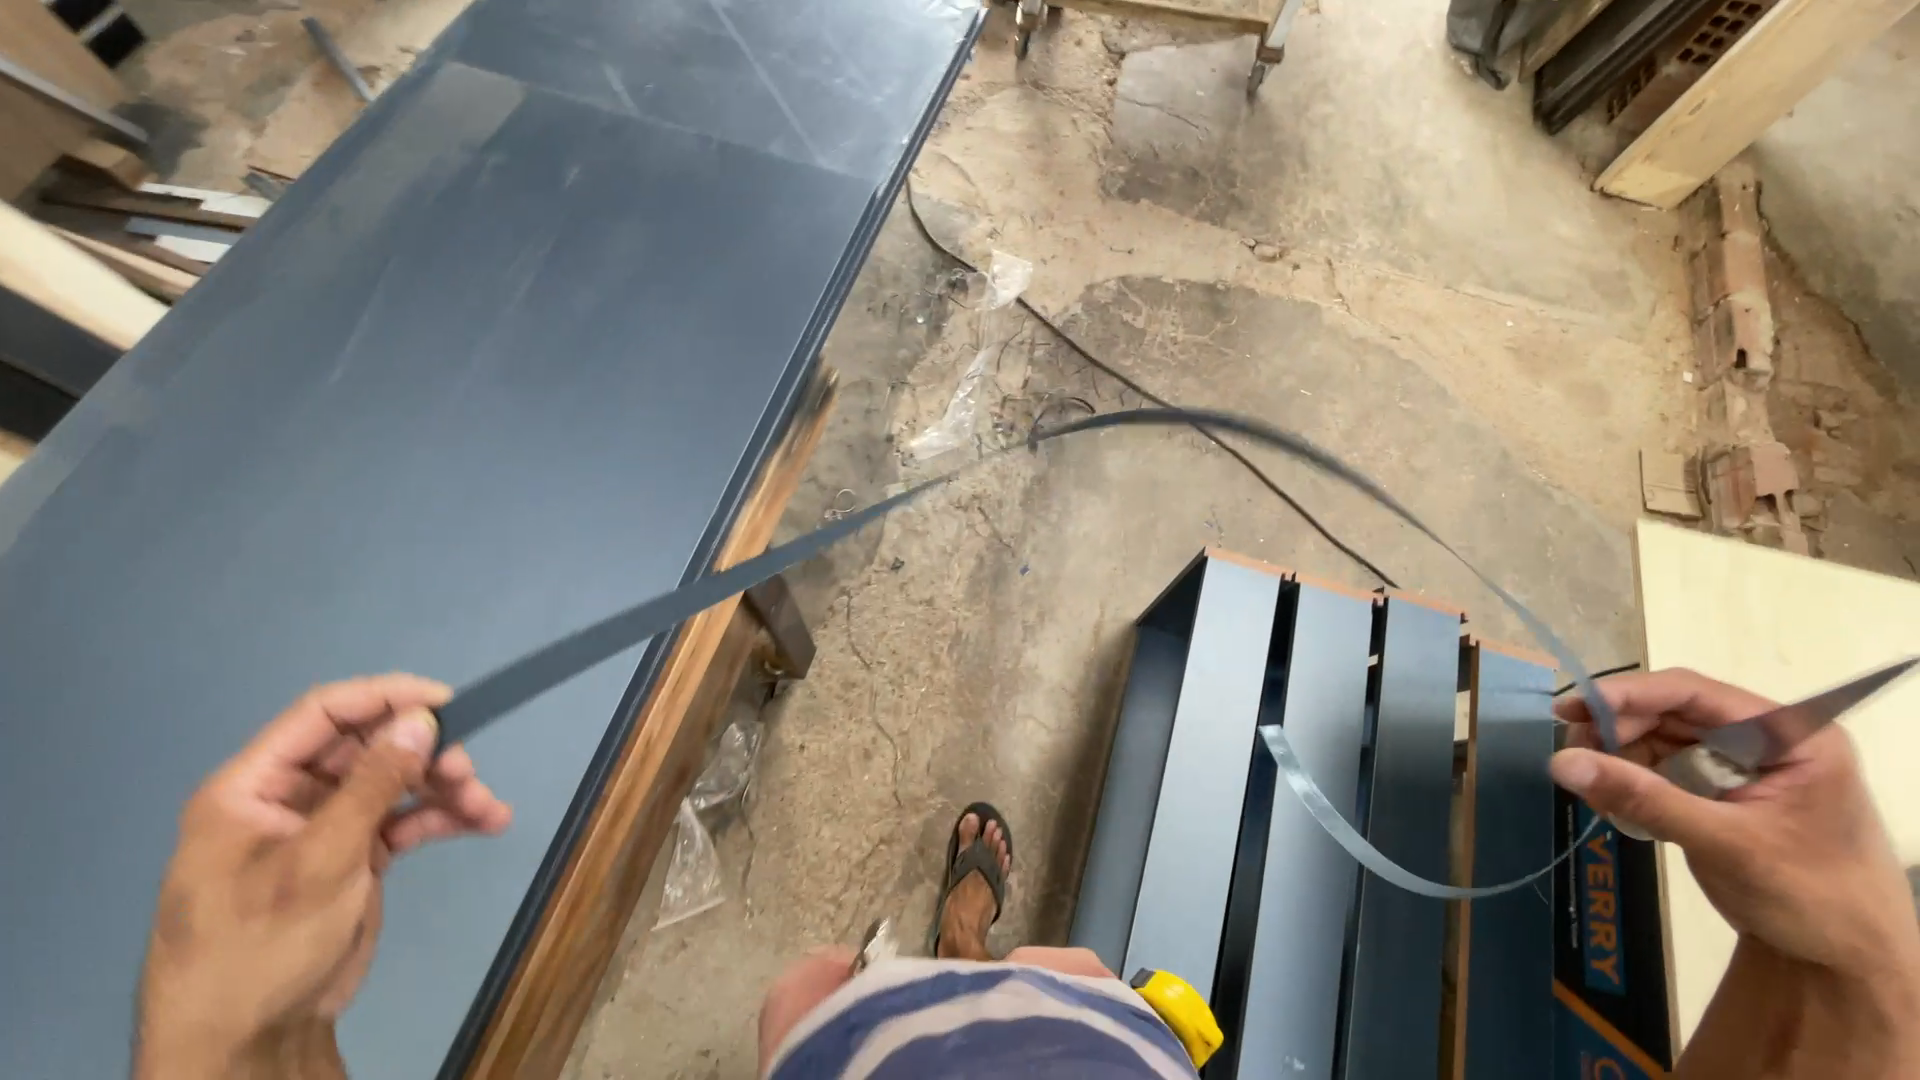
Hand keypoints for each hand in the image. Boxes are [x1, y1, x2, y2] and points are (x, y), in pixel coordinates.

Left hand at [135, 675, 512, 1078]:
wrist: (249, 1040)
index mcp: (254, 787)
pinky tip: (486, 823)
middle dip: (426, 755)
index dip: (385, 698)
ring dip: (446, 788)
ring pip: (398, 782)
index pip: (323, 715)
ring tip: (487, 807)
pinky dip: (445, 818)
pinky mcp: (356, 856)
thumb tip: (422, 717)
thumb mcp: (320, 860)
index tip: (446, 702)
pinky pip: (407, 820)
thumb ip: (373, 784)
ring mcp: (326, 827)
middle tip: (467, 772)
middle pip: (371, 748)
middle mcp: (290, 798)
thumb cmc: (261, 943)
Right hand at [1550, 668, 1919, 981]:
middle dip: (1614, 730)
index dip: (1627, 695)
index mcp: (1790, 737)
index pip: (1692, 693)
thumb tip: (1559, 761)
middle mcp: (1762, 738)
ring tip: (1594, 790)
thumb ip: (1643, 798)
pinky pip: (1654, 765)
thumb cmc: (1810, 898)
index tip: (1571, 711)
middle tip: (1574, 757)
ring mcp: (1737, 762)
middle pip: (1666, 711)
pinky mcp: (1714, 786)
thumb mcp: (1725, 844)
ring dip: (1615, 756)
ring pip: (1653, 736)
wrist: (1843, 962)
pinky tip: (1613, 803)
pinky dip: (1626, 779)